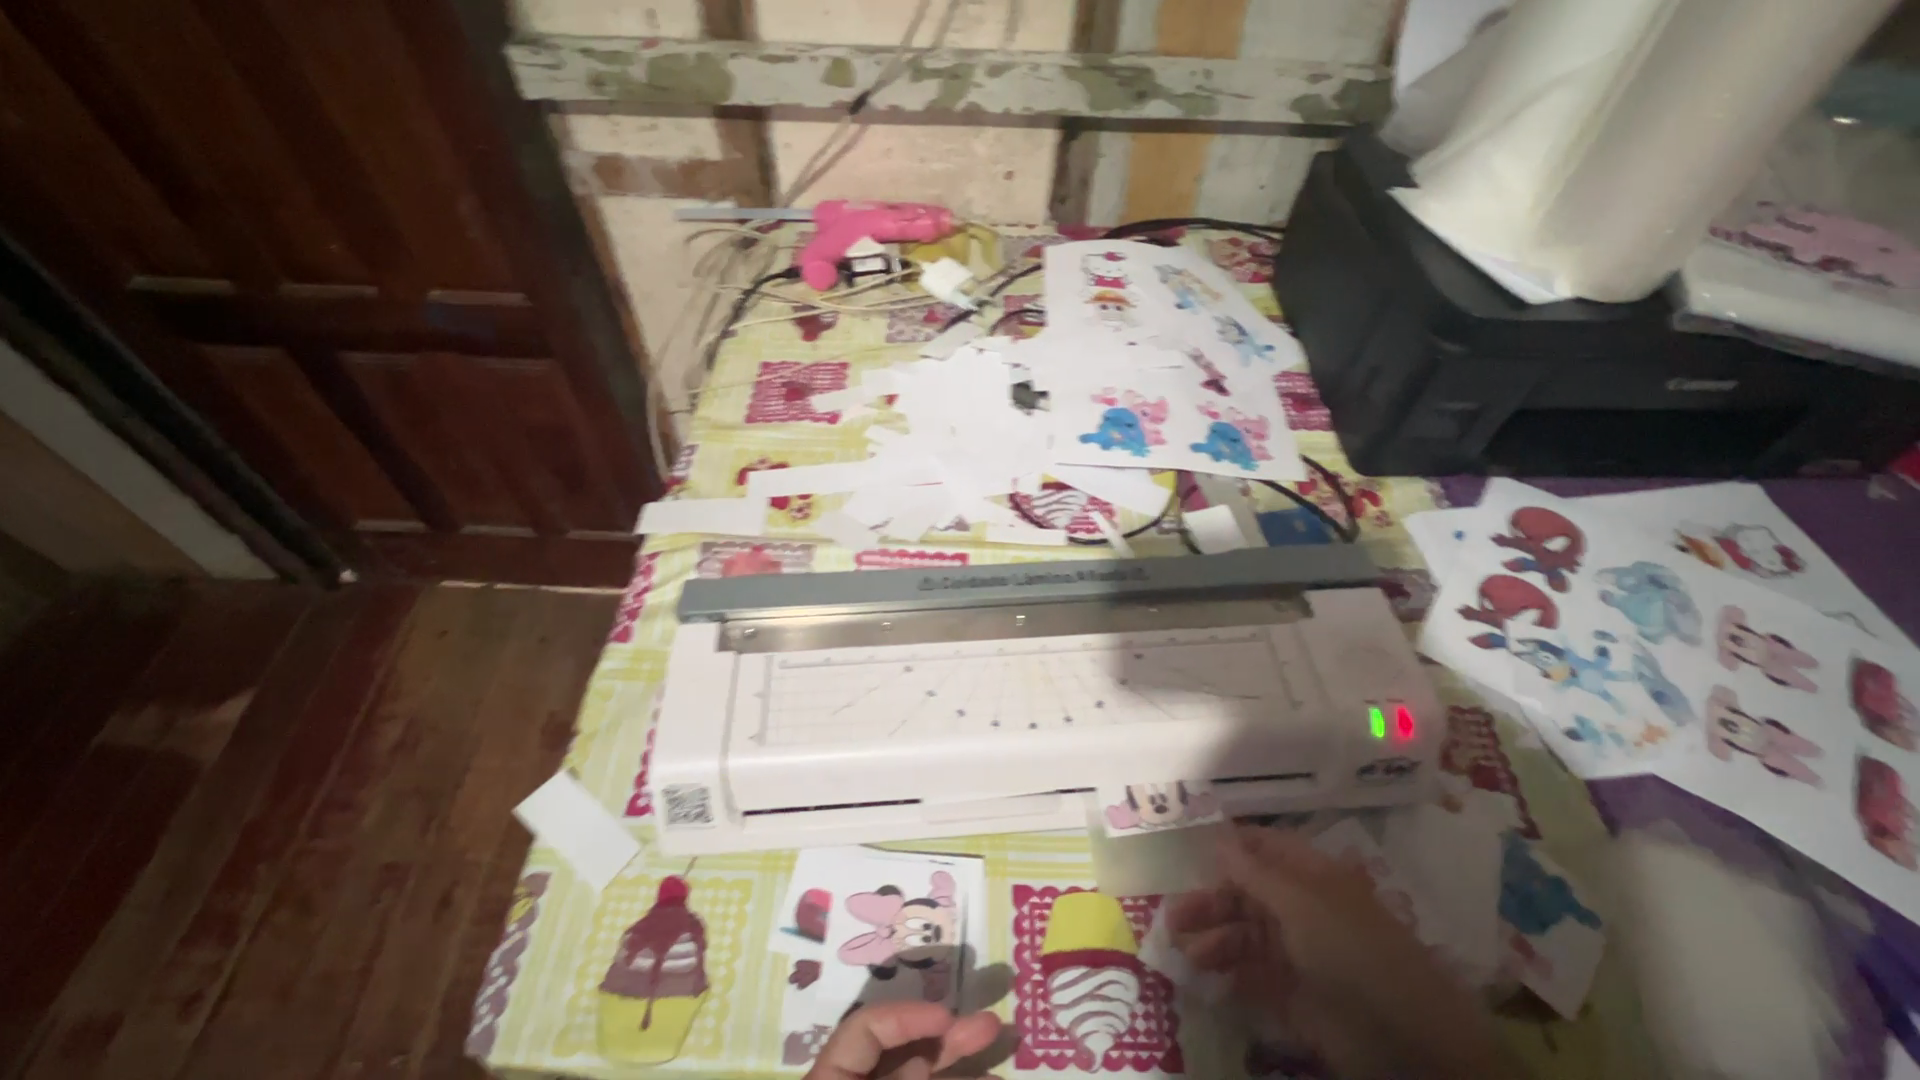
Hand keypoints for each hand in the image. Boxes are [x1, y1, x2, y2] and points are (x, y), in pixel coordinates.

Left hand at [803, 1002, 1002, 1079]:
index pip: (865, 1027)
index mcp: (831, 1077)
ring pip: (922, 1075)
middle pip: (903, 1050)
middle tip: (990, 1024)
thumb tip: (936, 1044)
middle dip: (950, 1036)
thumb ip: (903, 1077)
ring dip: (962, 1066)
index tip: (946, 1017)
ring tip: (1000, 1053)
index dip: (907, 1017)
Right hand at [1168, 825, 1520, 1079]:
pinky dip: (1224, 972)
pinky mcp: (1290, 993)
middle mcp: (1300, 908)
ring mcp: (1296, 952)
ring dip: (1212, 940)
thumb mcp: (1300, 903)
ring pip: (1242, 935)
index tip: (1186, 855)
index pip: (1263, 849)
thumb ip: (1253, 872)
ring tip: (1186, 954)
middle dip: (1209, 902)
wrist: (1402, 1037)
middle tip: (1173, 918)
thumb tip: (1217, 838)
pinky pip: (1249, 974)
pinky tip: (1202, 975)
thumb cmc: (1351, 950)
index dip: (1228, 849)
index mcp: (1310, 876)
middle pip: (1244, 894)